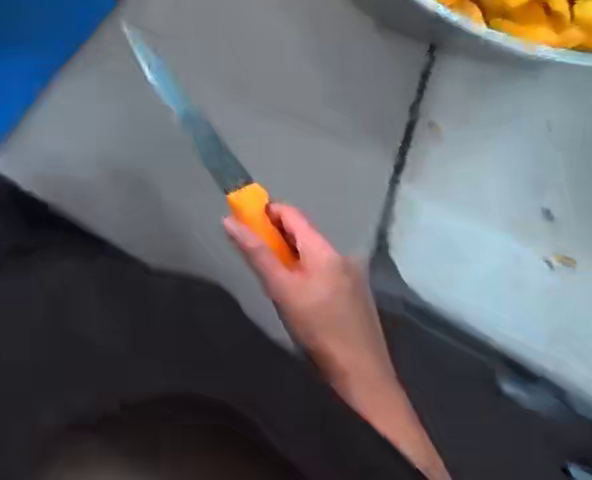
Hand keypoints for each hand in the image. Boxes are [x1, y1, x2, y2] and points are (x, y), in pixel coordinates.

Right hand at [224, 202, 395, 392]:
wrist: (363, 378)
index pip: (290, 213)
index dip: (265, 213)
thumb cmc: (317, 328)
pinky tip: (298, 295)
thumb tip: (228, 220)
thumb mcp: (280, 289)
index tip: (245, 226)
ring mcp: (352, 275)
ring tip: (274, 277)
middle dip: (274, 237)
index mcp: (325, 250)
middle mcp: (341, 255)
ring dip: (288, 255)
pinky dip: (304, 270)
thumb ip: (255, 252)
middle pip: (301, 231)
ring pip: (311, 251)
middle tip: (255, 254)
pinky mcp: (355, 293)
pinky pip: (322, 268)